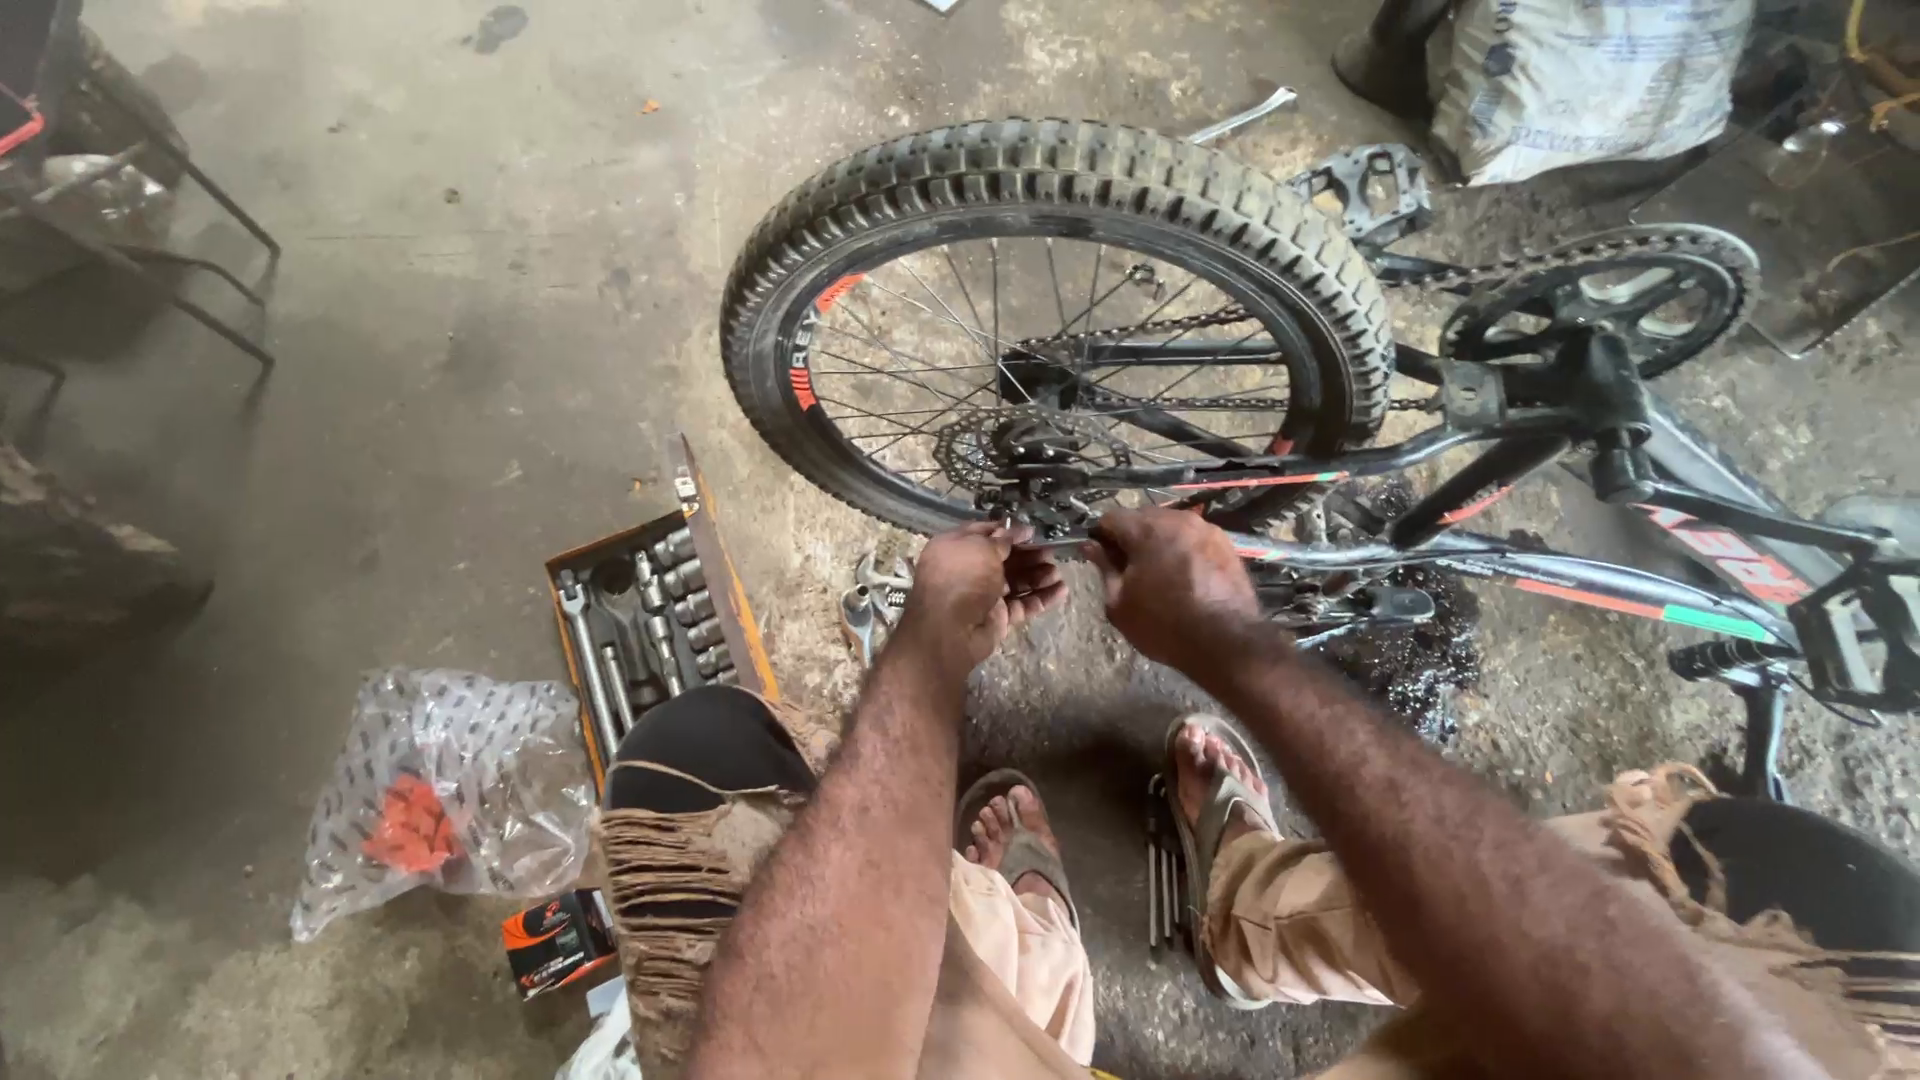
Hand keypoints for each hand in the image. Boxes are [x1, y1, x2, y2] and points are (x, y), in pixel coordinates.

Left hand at [892, 522, 1067, 679]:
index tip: (1031, 532)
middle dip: (1029, 555)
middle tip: (1050, 552)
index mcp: (957, 549)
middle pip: (1005, 559)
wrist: (950, 630)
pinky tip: (1062, 590)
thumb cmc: (963, 577)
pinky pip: (1023, 604)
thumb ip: (1001, 539)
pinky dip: (1042, 598)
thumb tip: (1016, 530)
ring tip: (1057, 572)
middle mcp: (969, 571)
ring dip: (1039, 575)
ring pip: (1016, 582)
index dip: (1008, 532)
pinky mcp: (998, 617)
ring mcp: (984, 596)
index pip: (984, 534)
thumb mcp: (981, 548)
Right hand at [1085, 508, 1265, 671]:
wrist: (1225, 641)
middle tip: (1129, 568)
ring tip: (1159, 573)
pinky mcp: (1226, 544)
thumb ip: (1104, 568)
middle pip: (1142, 517)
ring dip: (1159, 542)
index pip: (1111, 518)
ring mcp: (1206, 529)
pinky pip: (1193, 538)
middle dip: (1131, 537)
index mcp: (1146, 530)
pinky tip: (1185, 576)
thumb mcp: (1120, 603)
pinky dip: (1183, 549)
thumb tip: (1090, 547)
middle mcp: (1177, 520)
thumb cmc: (1163, 625)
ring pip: (1170, 526)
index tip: (1102, 558)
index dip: (1101, 537)